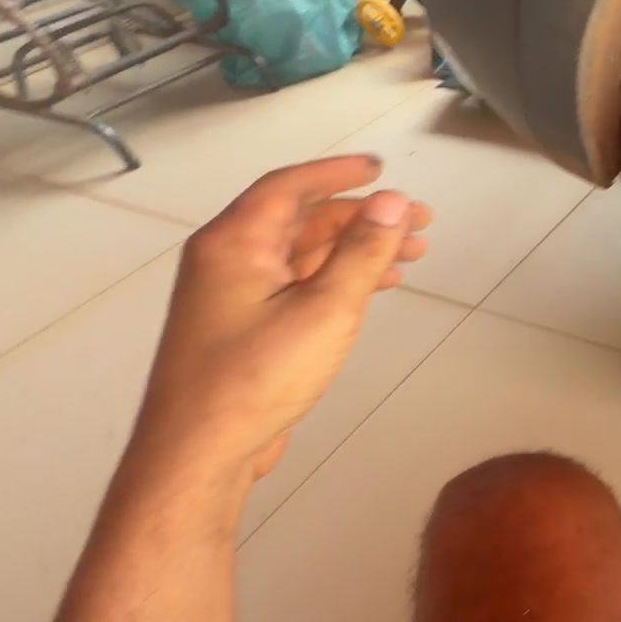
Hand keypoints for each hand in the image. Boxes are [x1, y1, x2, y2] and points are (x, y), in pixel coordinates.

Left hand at [132, 156, 431, 481]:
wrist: (201, 452)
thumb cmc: (259, 374)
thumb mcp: (325, 307)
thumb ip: (364, 250)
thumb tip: (395, 200)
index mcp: (235, 244)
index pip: (289, 187)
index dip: (338, 172)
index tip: (382, 169)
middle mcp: (229, 259)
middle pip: (304, 219)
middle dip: (364, 215)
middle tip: (419, 221)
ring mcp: (237, 294)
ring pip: (308, 251)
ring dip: (360, 246)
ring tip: (413, 254)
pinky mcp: (248, 324)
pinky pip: (303, 280)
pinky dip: (343, 274)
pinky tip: (380, 285)